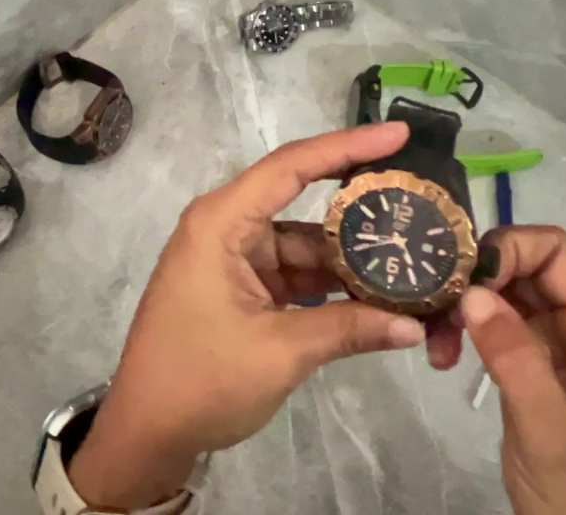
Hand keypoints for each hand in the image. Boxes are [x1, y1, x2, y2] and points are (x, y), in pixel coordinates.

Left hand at [69, 123, 425, 508]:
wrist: (147, 431)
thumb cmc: (200, 378)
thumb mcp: (279, 351)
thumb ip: (348, 328)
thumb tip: (413, 325)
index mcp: (222, 220)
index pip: (291, 166)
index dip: (346, 146)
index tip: (397, 134)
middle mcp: (227, 225)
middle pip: (301, 200)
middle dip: (358, 206)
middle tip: (417, 200)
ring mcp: (235, 255)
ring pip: (304, 242)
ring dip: (349, 256)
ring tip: (413, 258)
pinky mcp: (242, 284)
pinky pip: (295, 271)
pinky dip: (330, 283)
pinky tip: (377, 293)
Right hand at [427, 225, 565, 514]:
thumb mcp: (555, 441)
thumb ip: (517, 361)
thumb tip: (470, 290)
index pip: (560, 254)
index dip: (508, 249)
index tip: (458, 280)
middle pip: (532, 271)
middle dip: (478, 280)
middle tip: (432, 309)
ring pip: (513, 300)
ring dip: (468, 309)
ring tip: (433, 342)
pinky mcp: (548, 378)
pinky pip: (507, 333)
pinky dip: (473, 336)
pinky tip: (446, 358)